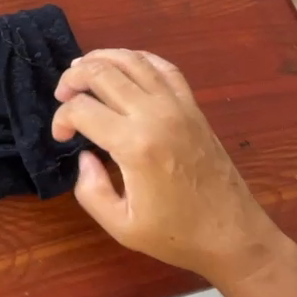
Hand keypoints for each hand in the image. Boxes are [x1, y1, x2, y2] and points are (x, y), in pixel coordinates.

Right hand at [52, 49, 293, 287]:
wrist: (236, 238)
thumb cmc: (178, 236)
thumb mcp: (122, 227)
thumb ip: (90, 190)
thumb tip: (85, 156)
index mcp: (134, 145)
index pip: (82, 110)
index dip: (61, 118)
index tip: (60, 137)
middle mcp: (154, 115)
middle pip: (101, 72)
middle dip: (72, 79)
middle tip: (62, 96)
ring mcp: (177, 106)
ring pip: (131, 60)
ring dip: (100, 59)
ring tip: (82, 72)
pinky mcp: (193, 107)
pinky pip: (163, 67)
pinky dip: (138, 59)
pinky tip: (123, 68)